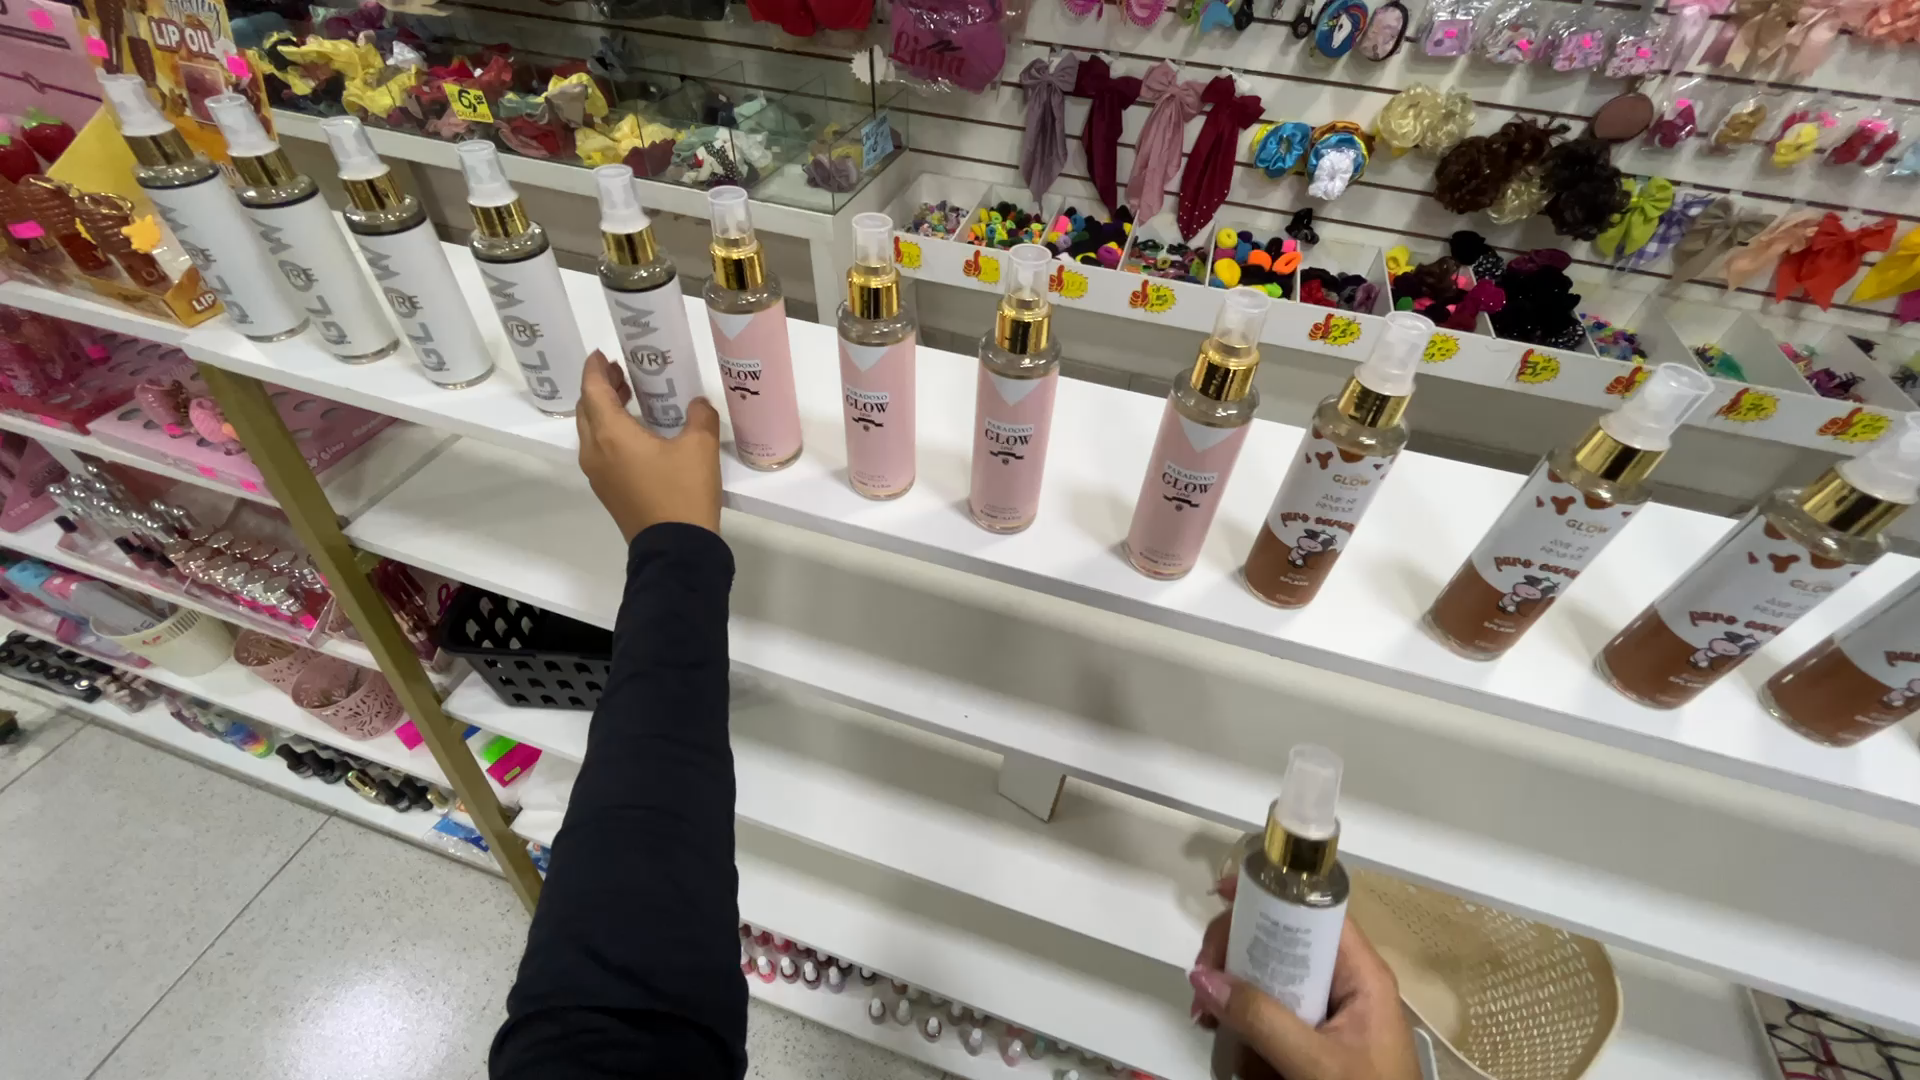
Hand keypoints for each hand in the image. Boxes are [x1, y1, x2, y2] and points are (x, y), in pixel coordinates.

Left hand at [576, 350, 721, 541]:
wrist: (676, 548)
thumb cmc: (683, 492)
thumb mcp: (700, 448)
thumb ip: (700, 417)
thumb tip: (697, 405)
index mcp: (611, 435)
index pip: (592, 390)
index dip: (595, 369)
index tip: (602, 355)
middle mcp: (595, 451)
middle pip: (587, 410)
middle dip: (599, 389)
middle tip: (621, 375)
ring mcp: (598, 474)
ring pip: (592, 432)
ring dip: (604, 412)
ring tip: (629, 400)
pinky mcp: (608, 491)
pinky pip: (600, 451)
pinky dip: (610, 434)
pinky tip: (636, 435)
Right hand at [1189, 875, 1418, 1079]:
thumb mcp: (1317, 1067)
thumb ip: (1261, 1020)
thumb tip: (1201, 976)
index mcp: (1360, 973)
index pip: (1311, 908)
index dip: (1268, 893)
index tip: (1221, 896)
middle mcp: (1344, 979)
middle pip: (1280, 935)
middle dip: (1234, 947)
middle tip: (1202, 976)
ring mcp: (1328, 1007)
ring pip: (1268, 968)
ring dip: (1230, 981)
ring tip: (1205, 1013)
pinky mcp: (1314, 1033)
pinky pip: (1269, 1003)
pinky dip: (1240, 1009)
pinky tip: (1218, 1027)